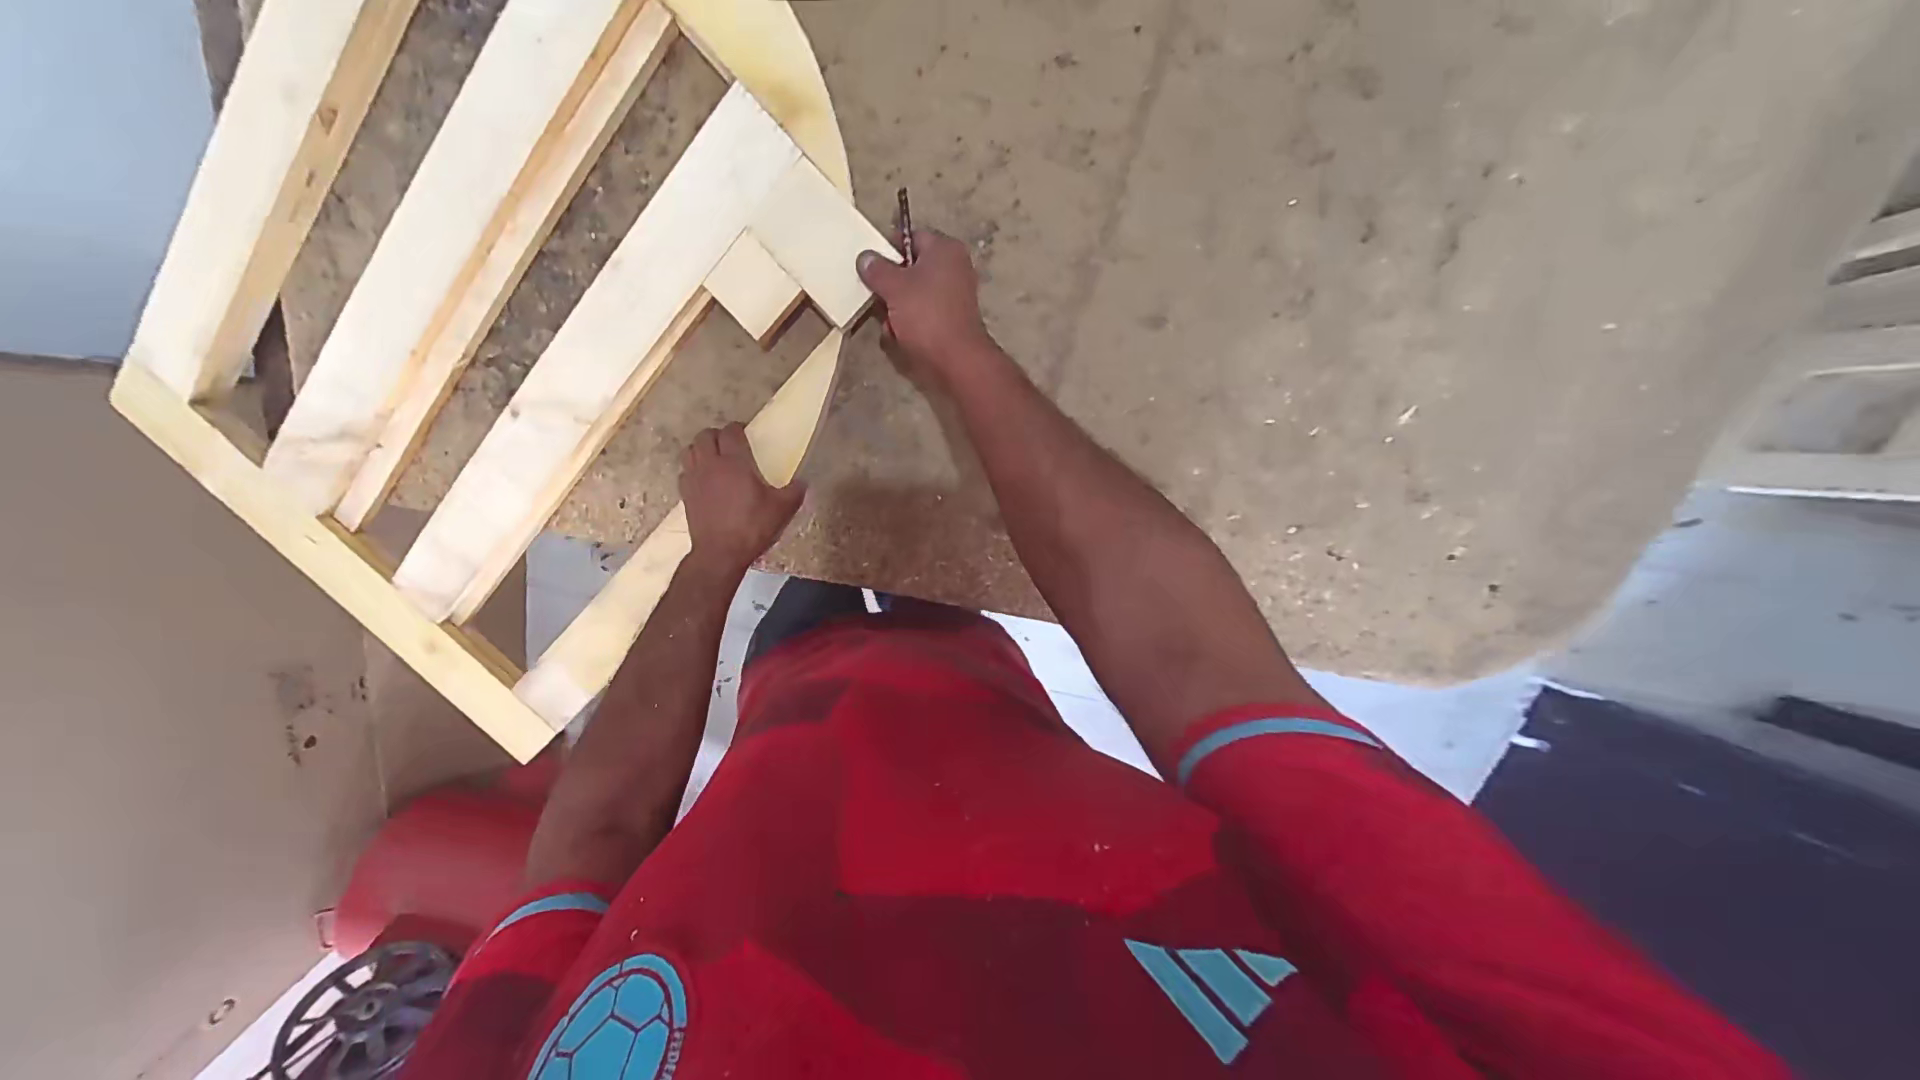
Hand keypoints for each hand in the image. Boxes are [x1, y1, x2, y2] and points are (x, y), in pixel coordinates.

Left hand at [678, 422, 804, 575]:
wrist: (721, 553)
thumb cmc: (753, 527)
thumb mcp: (783, 509)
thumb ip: (795, 491)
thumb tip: (803, 482)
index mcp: (735, 462)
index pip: (730, 432)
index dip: (738, 428)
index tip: (745, 433)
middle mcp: (710, 464)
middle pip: (705, 436)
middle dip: (717, 435)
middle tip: (730, 445)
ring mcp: (694, 479)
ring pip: (690, 450)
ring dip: (701, 449)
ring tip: (714, 458)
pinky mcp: (685, 494)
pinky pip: (685, 471)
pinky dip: (693, 470)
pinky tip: (704, 480)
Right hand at [857, 229, 996, 383]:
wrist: (955, 361)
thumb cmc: (926, 315)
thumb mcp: (894, 287)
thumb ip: (876, 269)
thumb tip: (865, 258)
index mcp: (945, 250)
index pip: (910, 237)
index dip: (887, 248)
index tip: (869, 263)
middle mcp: (952, 270)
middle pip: (909, 270)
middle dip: (889, 287)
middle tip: (873, 296)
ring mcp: (951, 299)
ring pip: (911, 298)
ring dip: (894, 311)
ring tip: (889, 323)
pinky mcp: (947, 324)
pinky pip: (919, 318)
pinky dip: (907, 327)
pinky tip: (899, 337)